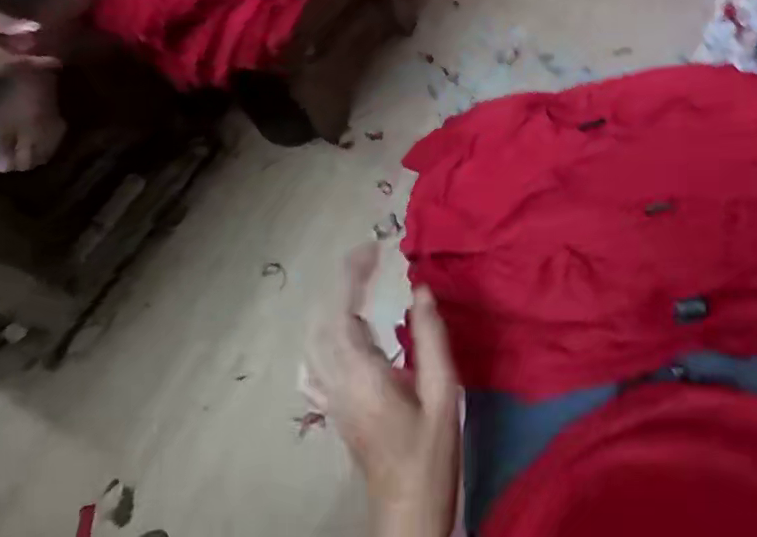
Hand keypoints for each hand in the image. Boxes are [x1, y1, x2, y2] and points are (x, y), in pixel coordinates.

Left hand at [304, 244, 459, 536]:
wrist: (407, 507)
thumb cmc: (430, 450)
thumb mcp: (443, 390)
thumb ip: (432, 337)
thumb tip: (421, 290)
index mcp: (362, 376)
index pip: (342, 314)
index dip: (351, 276)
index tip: (373, 249)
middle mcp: (337, 384)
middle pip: (321, 323)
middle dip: (341, 282)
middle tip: (370, 256)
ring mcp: (330, 399)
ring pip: (313, 341)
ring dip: (331, 304)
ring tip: (360, 280)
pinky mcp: (333, 408)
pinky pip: (314, 363)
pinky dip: (323, 333)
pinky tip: (338, 329)